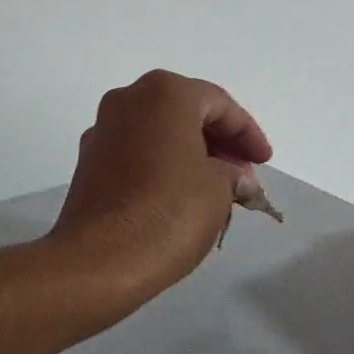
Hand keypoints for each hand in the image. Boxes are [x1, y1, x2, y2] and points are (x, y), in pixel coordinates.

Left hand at [49, 70, 272, 308]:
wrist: (100, 260)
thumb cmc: (169, 212)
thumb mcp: (219, 189)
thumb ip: (232, 173)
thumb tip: (233, 177)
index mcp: (164, 93)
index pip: (219, 104)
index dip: (248, 133)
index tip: (265, 161)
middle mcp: (128, 100)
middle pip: (184, 113)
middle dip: (218, 142)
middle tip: (243, 174)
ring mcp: (102, 131)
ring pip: (158, 134)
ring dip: (189, 154)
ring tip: (217, 188)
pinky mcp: (88, 164)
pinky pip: (136, 154)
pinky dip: (162, 166)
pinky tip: (180, 195)